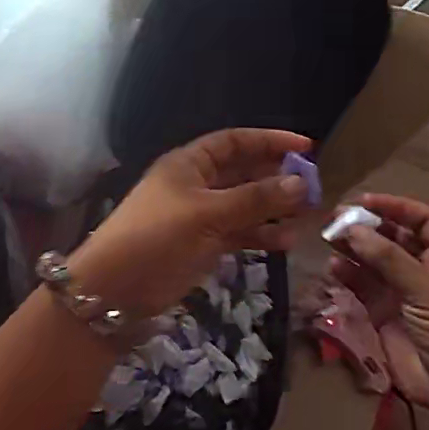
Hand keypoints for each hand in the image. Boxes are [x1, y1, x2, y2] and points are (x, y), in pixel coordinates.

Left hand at [69, 129, 312, 315]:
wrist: (116, 288)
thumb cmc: (156, 238)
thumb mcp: (207, 215)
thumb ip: (254, 199)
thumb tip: (299, 183)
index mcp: (188, 164)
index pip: (233, 142)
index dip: (268, 141)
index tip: (305, 148)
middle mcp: (195, 184)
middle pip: (241, 172)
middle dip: (275, 177)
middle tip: (313, 187)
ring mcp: (199, 216)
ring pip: (243, 204)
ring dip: (273, 208)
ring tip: (306, 215)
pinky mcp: (202, 244)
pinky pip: (238, 232)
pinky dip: (260, 234)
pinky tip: (286, 242)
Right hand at [328, 194, 428, 429]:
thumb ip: (390, 258)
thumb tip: (352, 227)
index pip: (423, 221)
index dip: (396, 208)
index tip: (363, 200)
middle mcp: (427, 271)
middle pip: (393, 238)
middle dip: (367, 227)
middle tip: (335, 220)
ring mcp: (404, 293)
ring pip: (373, 261)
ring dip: (352, 249)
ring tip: (329, 240)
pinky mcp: (383, 314)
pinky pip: (361, 286)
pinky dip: (346, 275)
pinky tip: (333, 268)